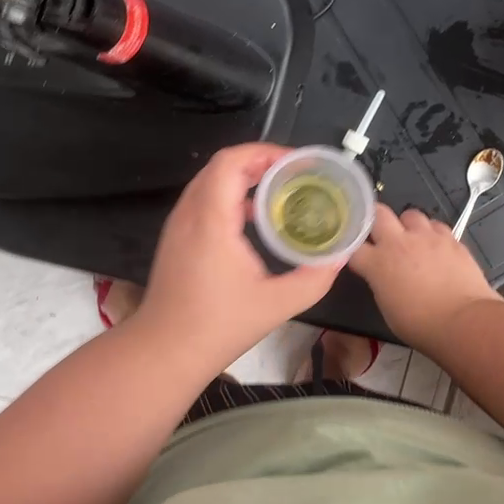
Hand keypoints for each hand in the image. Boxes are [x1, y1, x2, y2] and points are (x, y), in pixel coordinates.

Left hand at [135, 143, 341, 359]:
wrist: (164, 351)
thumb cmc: (217, 326)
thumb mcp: (276, 304)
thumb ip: (313, 278)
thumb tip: (340, 256)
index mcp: (211, 220)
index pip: (231, 162)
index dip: (264, 152)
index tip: (296, 164)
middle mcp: (190, 214)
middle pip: (221, 166)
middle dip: (259, 163)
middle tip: (295, 175)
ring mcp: (178, 225)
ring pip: (210, 182)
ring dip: (244, 179)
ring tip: (280, 192)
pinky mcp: (176, 239)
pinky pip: (204, 201)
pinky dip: (230, 197)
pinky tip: (255, 219)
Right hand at [347, 204, 500, 347]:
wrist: (463, 320)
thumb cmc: (421, 324)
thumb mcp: (387, 308)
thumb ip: (380, 284)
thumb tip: (383, 276)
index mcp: (377, 263)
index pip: (353, 245)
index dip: (353, 248)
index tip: (357, 254)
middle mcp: (399, 242)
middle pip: (378, 214)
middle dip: (375, 220)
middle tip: (380, 234)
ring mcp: (427, 237)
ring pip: (410, 214)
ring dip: (407, 225)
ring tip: (412, 239)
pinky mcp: (451, 239)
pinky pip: (436, 225)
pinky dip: (432, 233)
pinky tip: (436, 245)